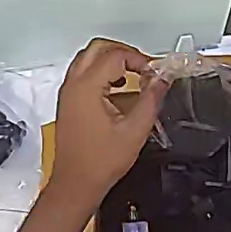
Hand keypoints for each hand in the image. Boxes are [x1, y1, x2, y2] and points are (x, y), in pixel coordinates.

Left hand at [46, 39, 169, 212]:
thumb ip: (151, 99)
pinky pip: (84, 76)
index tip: (154, 74)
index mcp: (86, 88)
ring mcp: (68, 93)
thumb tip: (161, 79)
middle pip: (97, 48)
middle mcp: (73, 86)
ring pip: (89, 59)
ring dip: (112, 62)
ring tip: (135, 77)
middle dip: (124, 53)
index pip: (115, 55)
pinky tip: (121, 92)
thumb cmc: (100, 162)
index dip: (139, 60)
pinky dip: (103, 75)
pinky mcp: (69, 103)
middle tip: (144, 67)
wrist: (77, 183)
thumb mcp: (135, 129)